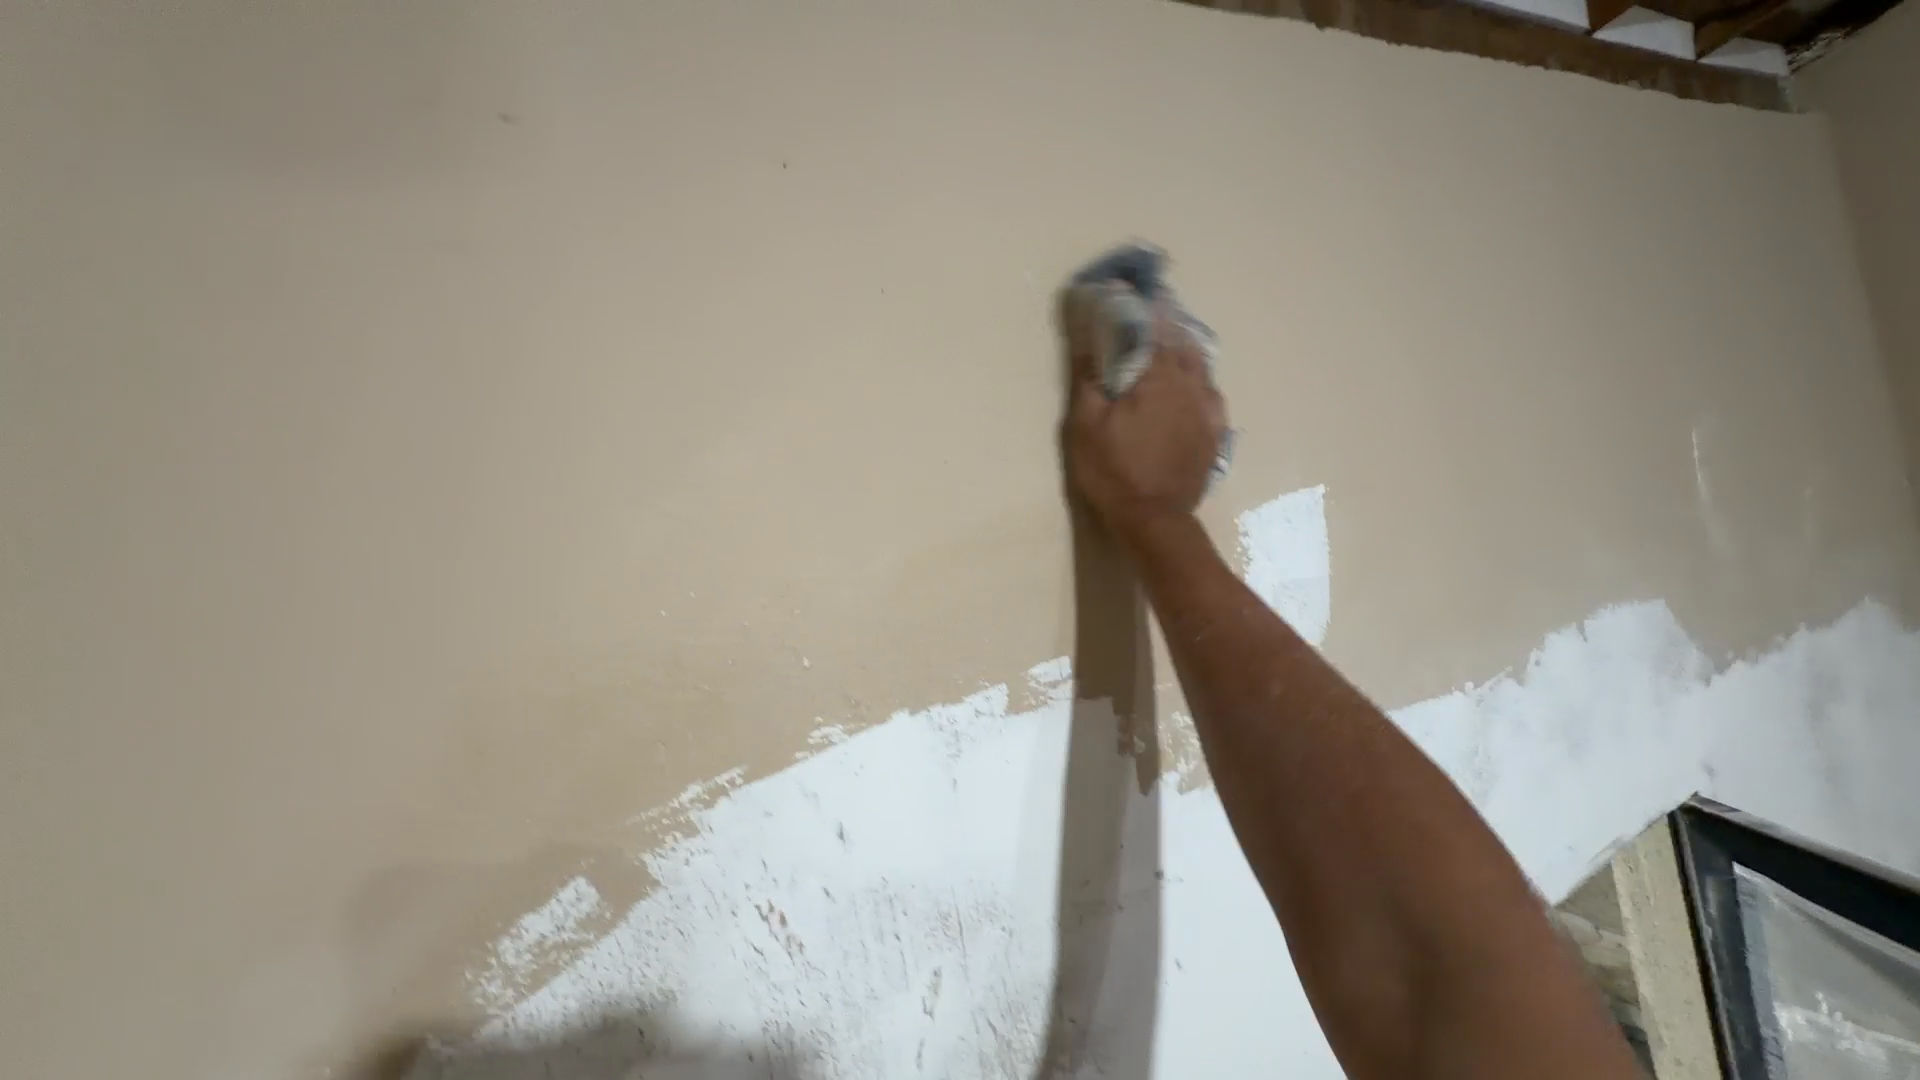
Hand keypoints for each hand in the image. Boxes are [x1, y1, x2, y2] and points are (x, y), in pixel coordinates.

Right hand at [1064, 312, 1227, 548]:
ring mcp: (1207, 410)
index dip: (1142, 306)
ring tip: (1173, 339)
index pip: (1152, 328)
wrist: (1154, 520)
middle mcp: (1190, 385)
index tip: (1132, 287)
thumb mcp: (1086, 425)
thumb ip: (1088, 378)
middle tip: (1154, 308)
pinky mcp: (1214, 434)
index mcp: (1158, 377)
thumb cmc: (1113, 471)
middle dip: (1167, 322)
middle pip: (1182, 342)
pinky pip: (1211, 395)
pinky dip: (1200, 381)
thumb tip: (1087, 338)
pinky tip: (1195, 383)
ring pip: (1200, 366)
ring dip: (1186, 348)